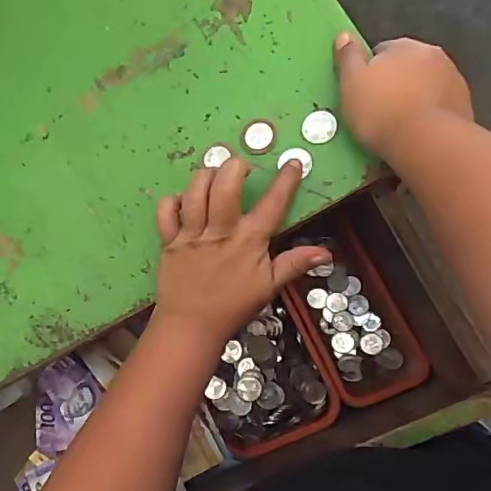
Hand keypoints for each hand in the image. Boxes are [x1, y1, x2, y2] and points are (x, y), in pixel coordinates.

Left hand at [152, 157, 330, 344]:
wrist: (192, 327)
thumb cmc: (232, 306)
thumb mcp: (269, 287)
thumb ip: (295, 264)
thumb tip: (325, 253)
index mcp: (248, 242)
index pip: (272, 204)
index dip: (285, 181)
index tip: (293, 163)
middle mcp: (220, 233)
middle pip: (225, 186)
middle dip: (234, 167)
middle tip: (241, 167)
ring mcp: (192, 236)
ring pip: (194, 192)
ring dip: (204, 176)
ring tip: (213, 175)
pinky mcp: (170, 242)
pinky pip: (166, 211)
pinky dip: (172, 200)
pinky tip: (182, 200)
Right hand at [334, 33, 474, 157]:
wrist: (427, 143)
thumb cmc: (381, 111)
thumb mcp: (352, 84)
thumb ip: (348, 58)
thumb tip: (344, 35)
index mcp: (403, 45)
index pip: (382, 52)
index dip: (370, 72)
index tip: (365, 94)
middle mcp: (433, 55)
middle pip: (408, 67)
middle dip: (397, 83)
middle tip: (382, 111)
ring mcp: (453, 79)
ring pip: (427, 86)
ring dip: (416, 98)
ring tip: (402, 125)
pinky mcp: (465, 104)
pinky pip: (441, 106)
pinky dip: (431, 114)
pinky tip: (420, 133)